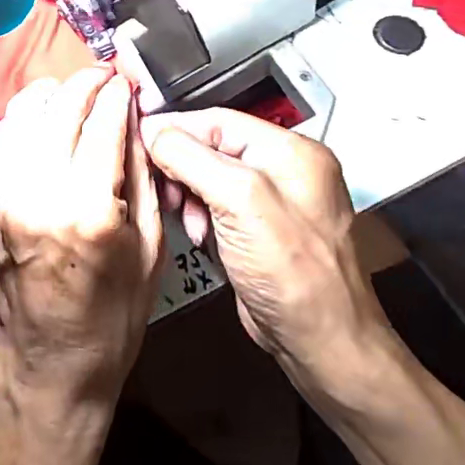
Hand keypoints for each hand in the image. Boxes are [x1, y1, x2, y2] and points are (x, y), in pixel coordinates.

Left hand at [0, 67, 164, 406]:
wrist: (53, 360)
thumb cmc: (115, 312)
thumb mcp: (150, 245)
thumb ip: (141, 173)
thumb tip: (132, 119)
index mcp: (89, 210)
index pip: (103, 123)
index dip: (118, 93)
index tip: (128, 81)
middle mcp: (42, 195)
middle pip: (61, 108)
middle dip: (87, 82)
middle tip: (107, 77)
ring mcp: (8, 196)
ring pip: (24, 113)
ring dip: (54, 91)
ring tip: (79, 90)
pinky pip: (6, 137)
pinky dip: (28, 113)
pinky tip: (49, 113)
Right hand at [139, 108, 388, 379]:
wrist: (321, 344)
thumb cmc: (301, 280)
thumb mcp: (241, 203)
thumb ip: (195, 160)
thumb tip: (159, 133)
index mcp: (292, 151)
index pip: (221, 120)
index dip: (178, 128)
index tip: (143, 135)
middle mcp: (286, 171)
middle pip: (214, 147)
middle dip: (183, 166)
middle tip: (161, 184)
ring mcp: (275, 202)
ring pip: (213, 178)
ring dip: (191, 194)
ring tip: (188, 217)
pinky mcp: (261, 231)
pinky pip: (220, 207)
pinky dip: (203, 217)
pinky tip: (201, 234)